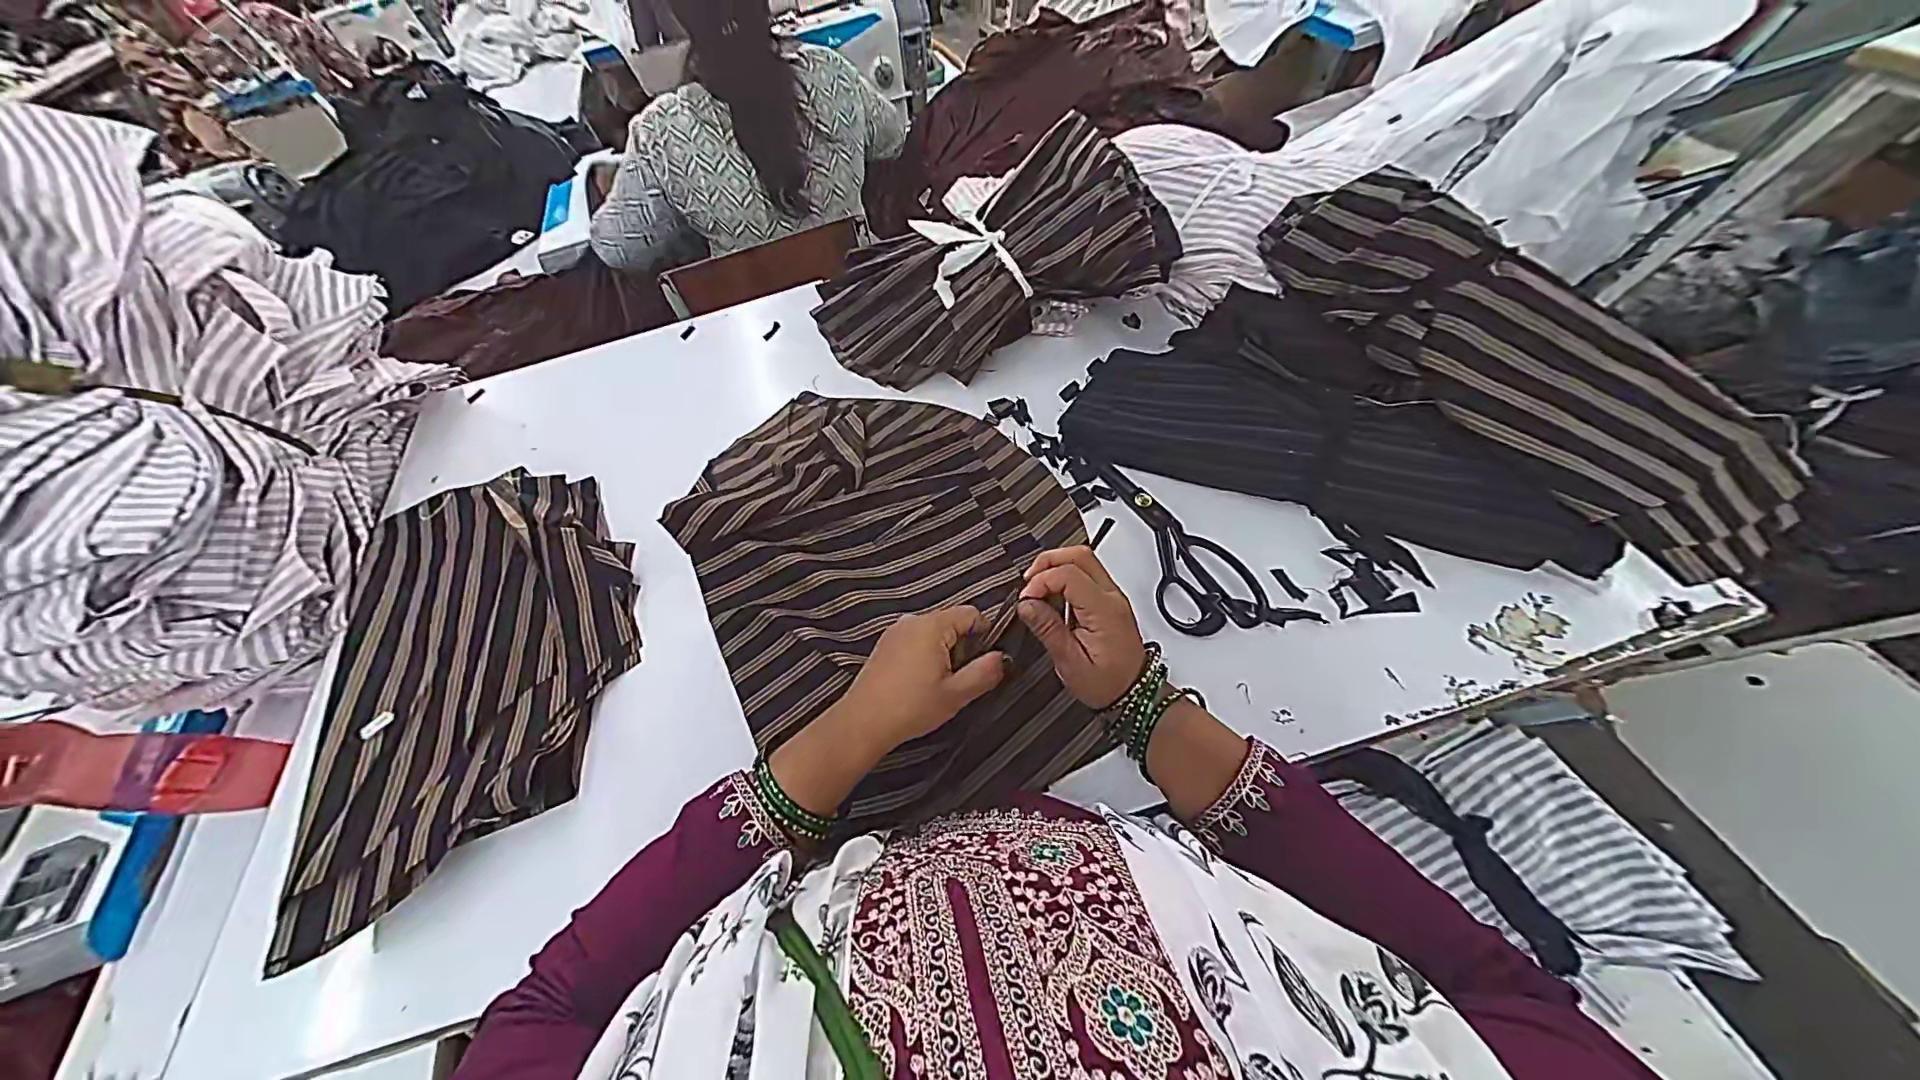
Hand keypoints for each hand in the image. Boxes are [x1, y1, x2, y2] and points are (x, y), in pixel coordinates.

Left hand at [820, 606, 1007, 757]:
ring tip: (938, 686)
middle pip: (952, 623)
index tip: (984, 662)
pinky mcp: (885, 646)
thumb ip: (986, 672)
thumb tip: (1002, 658)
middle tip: (960, 680)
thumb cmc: (910, 707)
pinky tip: (920, 684)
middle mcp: (912, 621)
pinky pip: (915, 642)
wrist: (863, 722)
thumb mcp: (957, 693)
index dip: (985, 635)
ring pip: (934, 634)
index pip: (971, 614)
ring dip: (943, 654)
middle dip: (963, 648)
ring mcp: (895, 632)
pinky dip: (924, 657)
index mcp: (932, 625)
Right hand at [1018, 545, 1146, 708]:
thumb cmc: (1108, 684)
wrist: (1134, 694)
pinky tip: (1052, 597)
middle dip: (1047, 562)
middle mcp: (1112, 597)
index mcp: (1104, 611)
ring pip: (1084, 560)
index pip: (1068, 574)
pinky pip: (1086, 574)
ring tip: (1037, 590)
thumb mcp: (1070, 663)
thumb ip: (1048, 629)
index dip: (1041, 581)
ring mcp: (1113, 596)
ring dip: (1056, 568)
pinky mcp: (1109, 600)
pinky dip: (1064, 577)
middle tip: (1028, 583)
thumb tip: (1026, 605)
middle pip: (1079, 555)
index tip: (1026, 600)